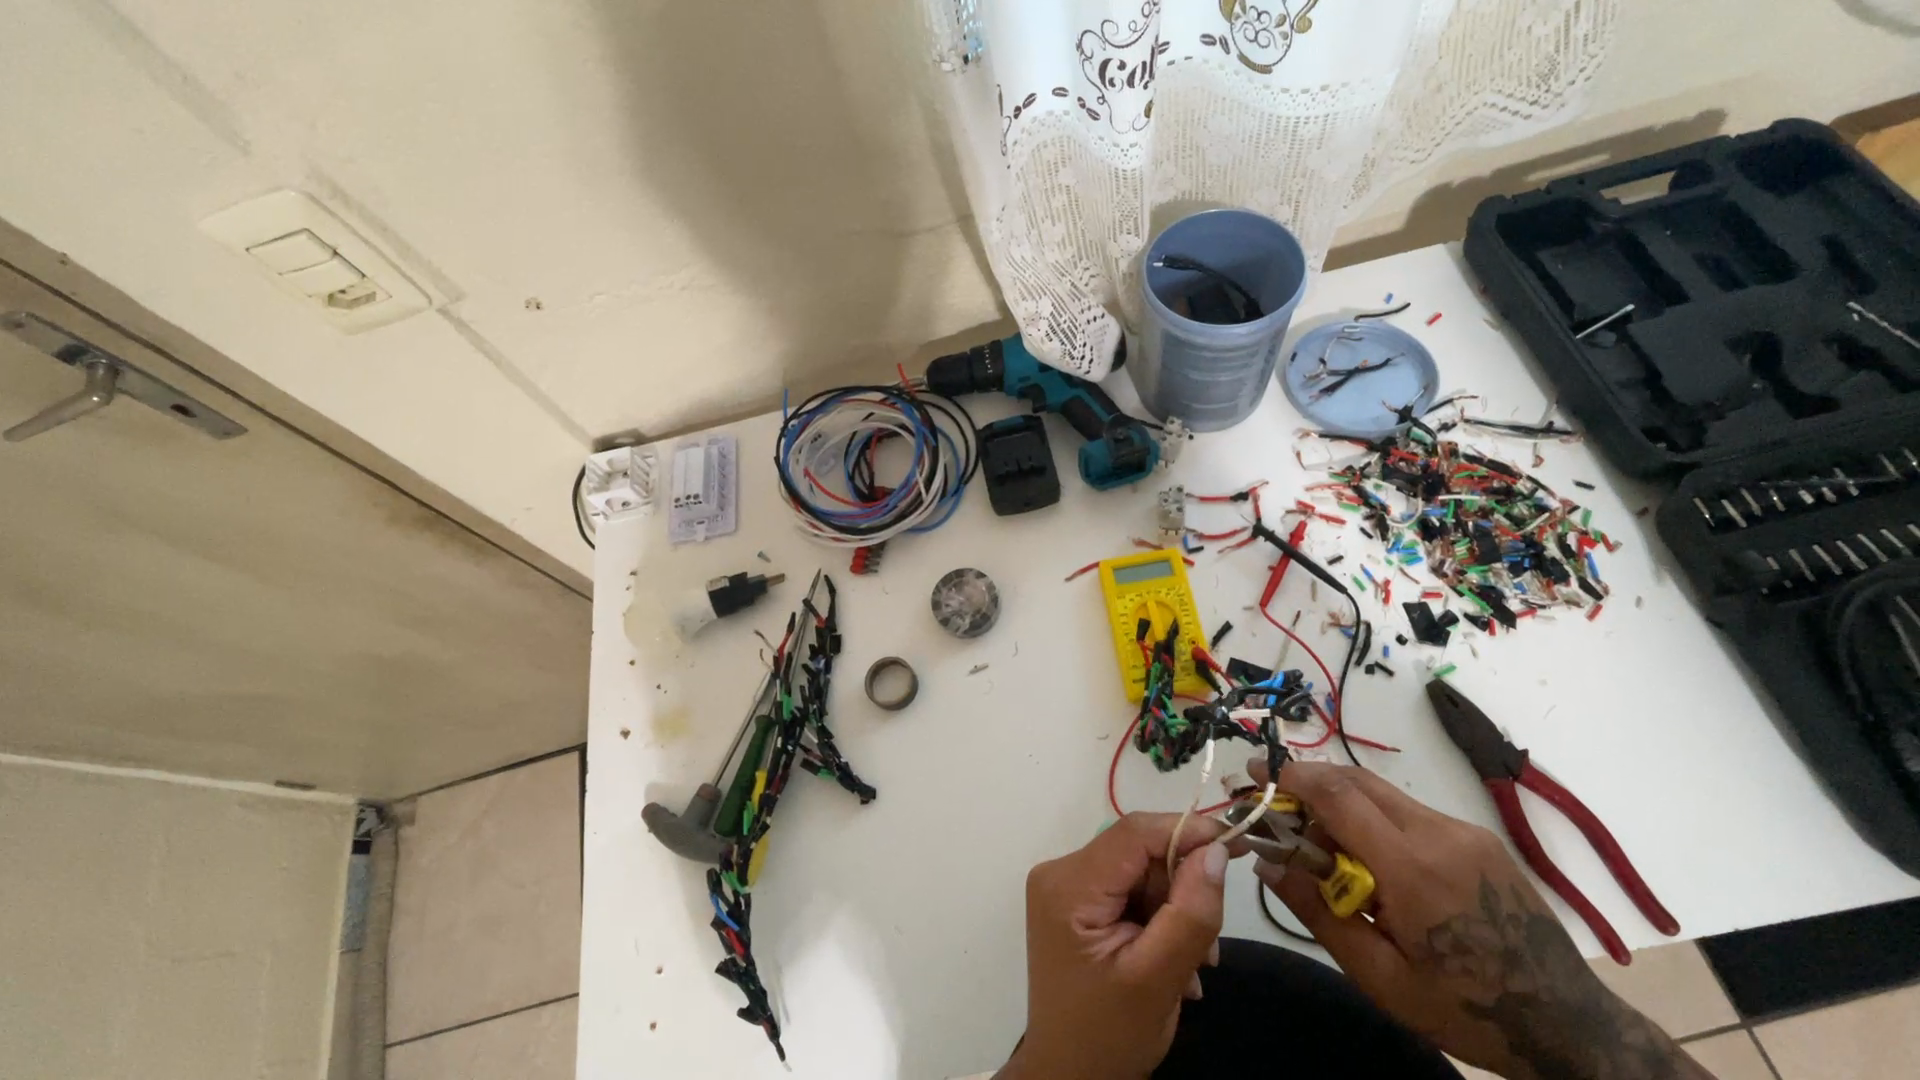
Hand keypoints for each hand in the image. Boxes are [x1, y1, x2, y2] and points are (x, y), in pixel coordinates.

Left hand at [998, 813, 1235, 1079]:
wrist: (1069, 1077)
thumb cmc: (1108, 1034)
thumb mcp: (1159, 978)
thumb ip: (1191, 912)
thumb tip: (1217, 849)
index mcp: (1069, 885)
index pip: (1135, 832)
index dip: (1189, 831)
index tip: (1239, 845)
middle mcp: (1061, 872)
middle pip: (1140, 853)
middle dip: (1182, 890)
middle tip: (1208, 948)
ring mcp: (1066, 888)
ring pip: (1142, 873)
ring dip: (1175, 914)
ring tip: (1190, 969)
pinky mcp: (1076, 905)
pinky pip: (1130, 892)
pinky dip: (1159, 922)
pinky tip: (1172, 966)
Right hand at [1254, 760, 1707, 1079]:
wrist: (1569, 1024)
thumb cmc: (1464, 1008)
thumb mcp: (1380, 976)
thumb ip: (1319, 913)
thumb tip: (1268, 863)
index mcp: (1413, 867)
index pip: (1338, 795)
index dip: (1290, 778)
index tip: (1255, 774)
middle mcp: (1441, 833)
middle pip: (1357, 781)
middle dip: (1309, 783)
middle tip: (1276, 806)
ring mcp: (1465, 832)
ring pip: (1383, 794)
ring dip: (1341, 803)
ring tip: (1320, 843)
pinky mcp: (1479, 839)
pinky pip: (1410, 812)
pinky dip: (1373, 819)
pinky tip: (1369, 860)